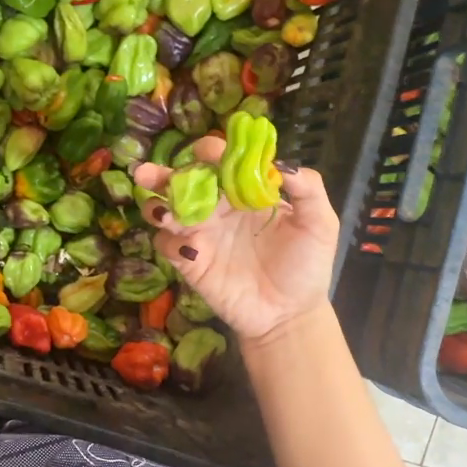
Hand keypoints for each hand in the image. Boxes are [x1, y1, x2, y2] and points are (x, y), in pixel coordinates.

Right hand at [133, 136, 337, 344]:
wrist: (290, 314)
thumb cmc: (306, 266)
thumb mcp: (319, 224)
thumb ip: (308, 189)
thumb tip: (281, 164)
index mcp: (243, 194)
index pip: (219, 165)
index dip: (210, 153)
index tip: (205, 151)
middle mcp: (216, 209)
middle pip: (180, 183)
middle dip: (161, 174)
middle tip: (146, 173)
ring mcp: (199, 235)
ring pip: (164, 211)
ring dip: (155, 207)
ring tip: (160, 212)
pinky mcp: (189, 262)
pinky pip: (166, 245)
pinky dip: (168, 243)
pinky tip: (186, 250)